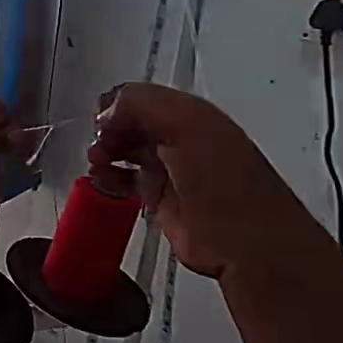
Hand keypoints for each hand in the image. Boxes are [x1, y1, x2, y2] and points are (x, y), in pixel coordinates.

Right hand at [89, 83, 318, 279]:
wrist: (246, 245)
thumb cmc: (223, 180)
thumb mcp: (186, 124)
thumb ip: (140, 105)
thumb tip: (105, 118)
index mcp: (190, 114)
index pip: (139, 97)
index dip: (115, 105)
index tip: (102, 121)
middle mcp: (179, 138)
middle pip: (128, 123)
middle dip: (107, 129)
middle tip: (99, 143)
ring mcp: (169, 169)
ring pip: (124, 149)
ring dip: (104, 151)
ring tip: (96, 162)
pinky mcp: (159, 198)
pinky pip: (124, 179)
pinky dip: (107, 176)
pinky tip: (101, 180)